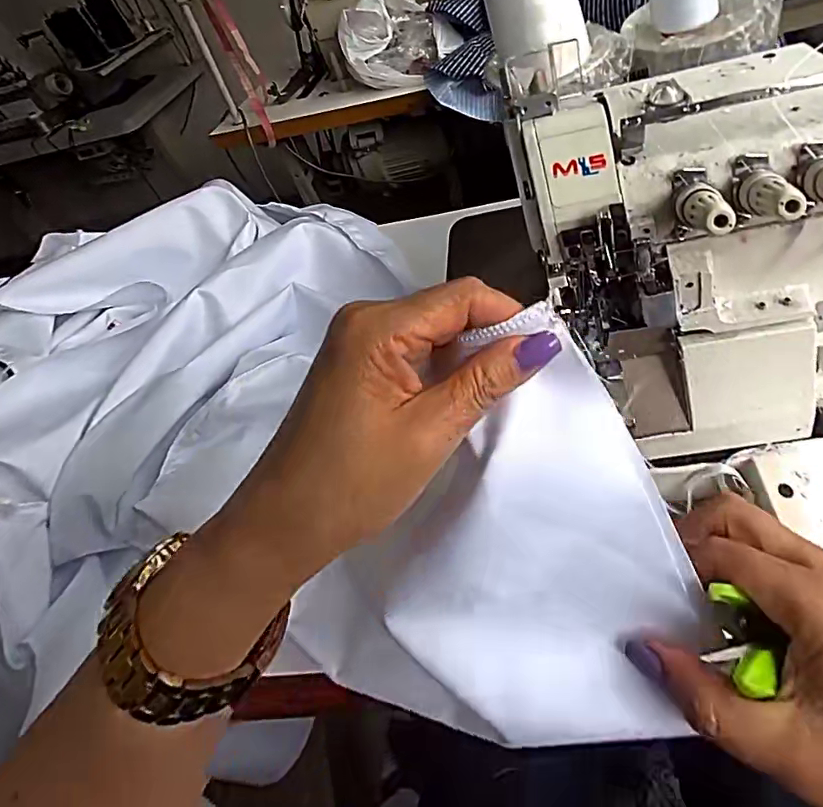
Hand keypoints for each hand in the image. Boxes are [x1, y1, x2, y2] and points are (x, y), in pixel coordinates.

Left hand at [237, 277, 559, 574]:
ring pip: (439, 327)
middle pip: (452, 306)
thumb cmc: (343, 487)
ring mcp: (360, 340)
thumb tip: (534, 344)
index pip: (464, 295)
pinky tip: (460, 394)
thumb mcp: (432, 430)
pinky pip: (419, 345)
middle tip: (523, 373)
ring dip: (471, 353)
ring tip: (492, 391)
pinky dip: (448, 365)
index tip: (539, 345)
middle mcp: (364, 321)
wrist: (282, 527)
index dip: (509, 315)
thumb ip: (487, 379)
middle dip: (493, 335)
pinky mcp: (362, 361)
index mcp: (376, 328)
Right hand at [633, 495, 822, 806]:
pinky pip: (782, 566)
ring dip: (725, 566)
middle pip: (742, 517)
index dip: (679, 564)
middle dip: (696, 540)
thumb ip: (702, 696)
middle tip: (668, 585)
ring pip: (761, 538)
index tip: (653, 588)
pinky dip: (751, 585)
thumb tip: (654, 654)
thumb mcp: (779, 743)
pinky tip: (748, 637)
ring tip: (711, 626)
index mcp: (819, 597)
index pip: (724, 550)